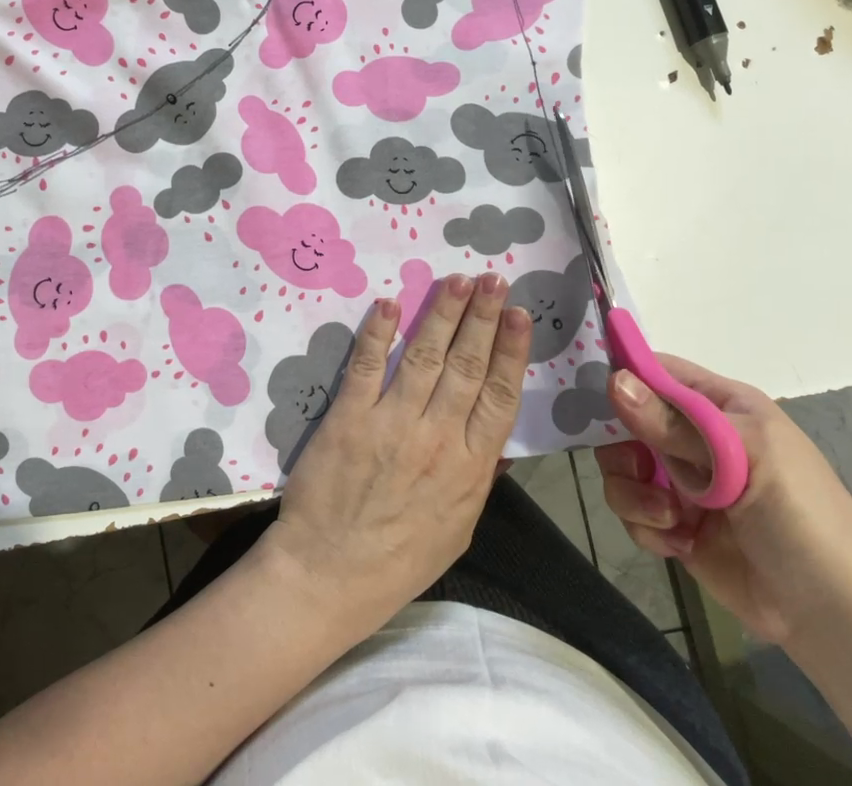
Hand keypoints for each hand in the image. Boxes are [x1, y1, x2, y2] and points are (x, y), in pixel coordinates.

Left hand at [257, 273, 532, 622]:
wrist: (331, 574)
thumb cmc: (399, 560)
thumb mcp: (458, 529)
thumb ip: (478, 482)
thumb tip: (498, 447)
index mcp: (471, 466)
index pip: (500, 396)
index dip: (511, 350)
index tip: (520, 314)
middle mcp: (437, 437)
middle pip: (467, 366)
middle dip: (482, 317)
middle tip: (493, 277)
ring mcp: (392, 425)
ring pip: (424, 357)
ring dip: (441, 314)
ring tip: (456, 280)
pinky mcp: (348, 420)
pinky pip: (366, 368)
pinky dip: (378, 334)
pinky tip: (390, 304)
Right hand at [596, 357, 851, 647]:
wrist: (829, 613)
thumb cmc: (802, 518)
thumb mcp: (745, 459)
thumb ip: (676, 423)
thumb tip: (614, 380)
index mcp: (721, 408)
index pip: (656, 372)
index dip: (618, 376)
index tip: (580, 392)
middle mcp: (696, 439)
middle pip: (624, 423)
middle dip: (621, 450)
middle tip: (637, 471)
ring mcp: (682, 483)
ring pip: (620, 470)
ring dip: (633, 496)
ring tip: (670, 520)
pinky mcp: (672, 524)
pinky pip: (630, 512)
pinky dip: (646, 528)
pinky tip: (680, 544)